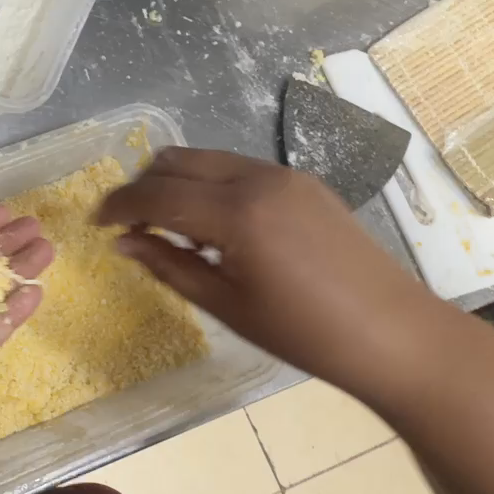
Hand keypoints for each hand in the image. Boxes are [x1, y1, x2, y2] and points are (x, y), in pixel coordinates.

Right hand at [95, 148, 449, 399]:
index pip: (156, 194)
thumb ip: (167, 264)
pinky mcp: (302, 181)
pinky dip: (208, 184)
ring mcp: (283, 174)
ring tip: (169, 225)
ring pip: (205, 158)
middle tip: (129, 225)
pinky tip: (213, 224)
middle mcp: (257, 178)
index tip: (96, 223)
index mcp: (237, 213)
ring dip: (174, 182)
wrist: (396, 335)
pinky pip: (235, 168)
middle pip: (175, 161)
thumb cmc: (304, 333)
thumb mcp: (225, 304)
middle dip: (142, 187)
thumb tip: (123, 241)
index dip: (118, 206)